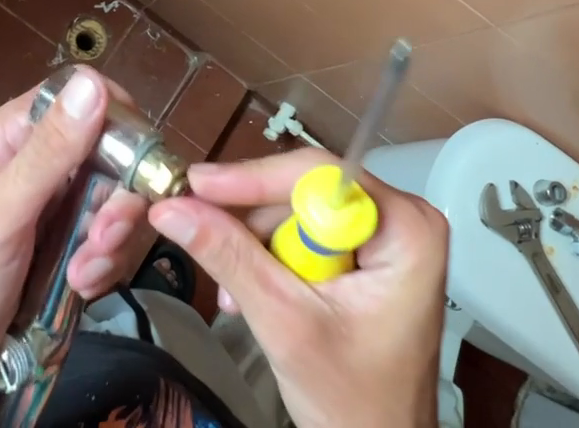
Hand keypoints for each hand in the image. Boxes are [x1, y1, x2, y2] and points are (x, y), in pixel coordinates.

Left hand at [0, 66, 149, 427]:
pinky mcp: (61, 246)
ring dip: (111, 241)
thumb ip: (49, 152)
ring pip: (114, 200)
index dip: (119, 122)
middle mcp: (37, 161)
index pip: (84, 96)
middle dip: (118, 200)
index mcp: (14, 135)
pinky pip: (105, 239)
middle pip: (111, 154)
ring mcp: (51, 205)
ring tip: (83, 276)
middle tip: (102, 240)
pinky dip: (104, 264)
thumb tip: (92, 83)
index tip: (138, 165)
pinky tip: (80, 288)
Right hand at [148, 149, 447, 427]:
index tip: (197, 185)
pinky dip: (270, 258)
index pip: (318, 176)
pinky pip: (303, 232)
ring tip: (233, 294)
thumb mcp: (286, 326)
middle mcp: (400, 216)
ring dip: (255, 247)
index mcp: (406, 227)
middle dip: (252, 223)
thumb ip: (231, 259)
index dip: (254, 179)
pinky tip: (250, 293)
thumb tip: (172, 208)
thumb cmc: (355, 403)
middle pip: (304, 189)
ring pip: (295, 210)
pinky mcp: (364, 253)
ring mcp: (383, 234)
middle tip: (200, 234)